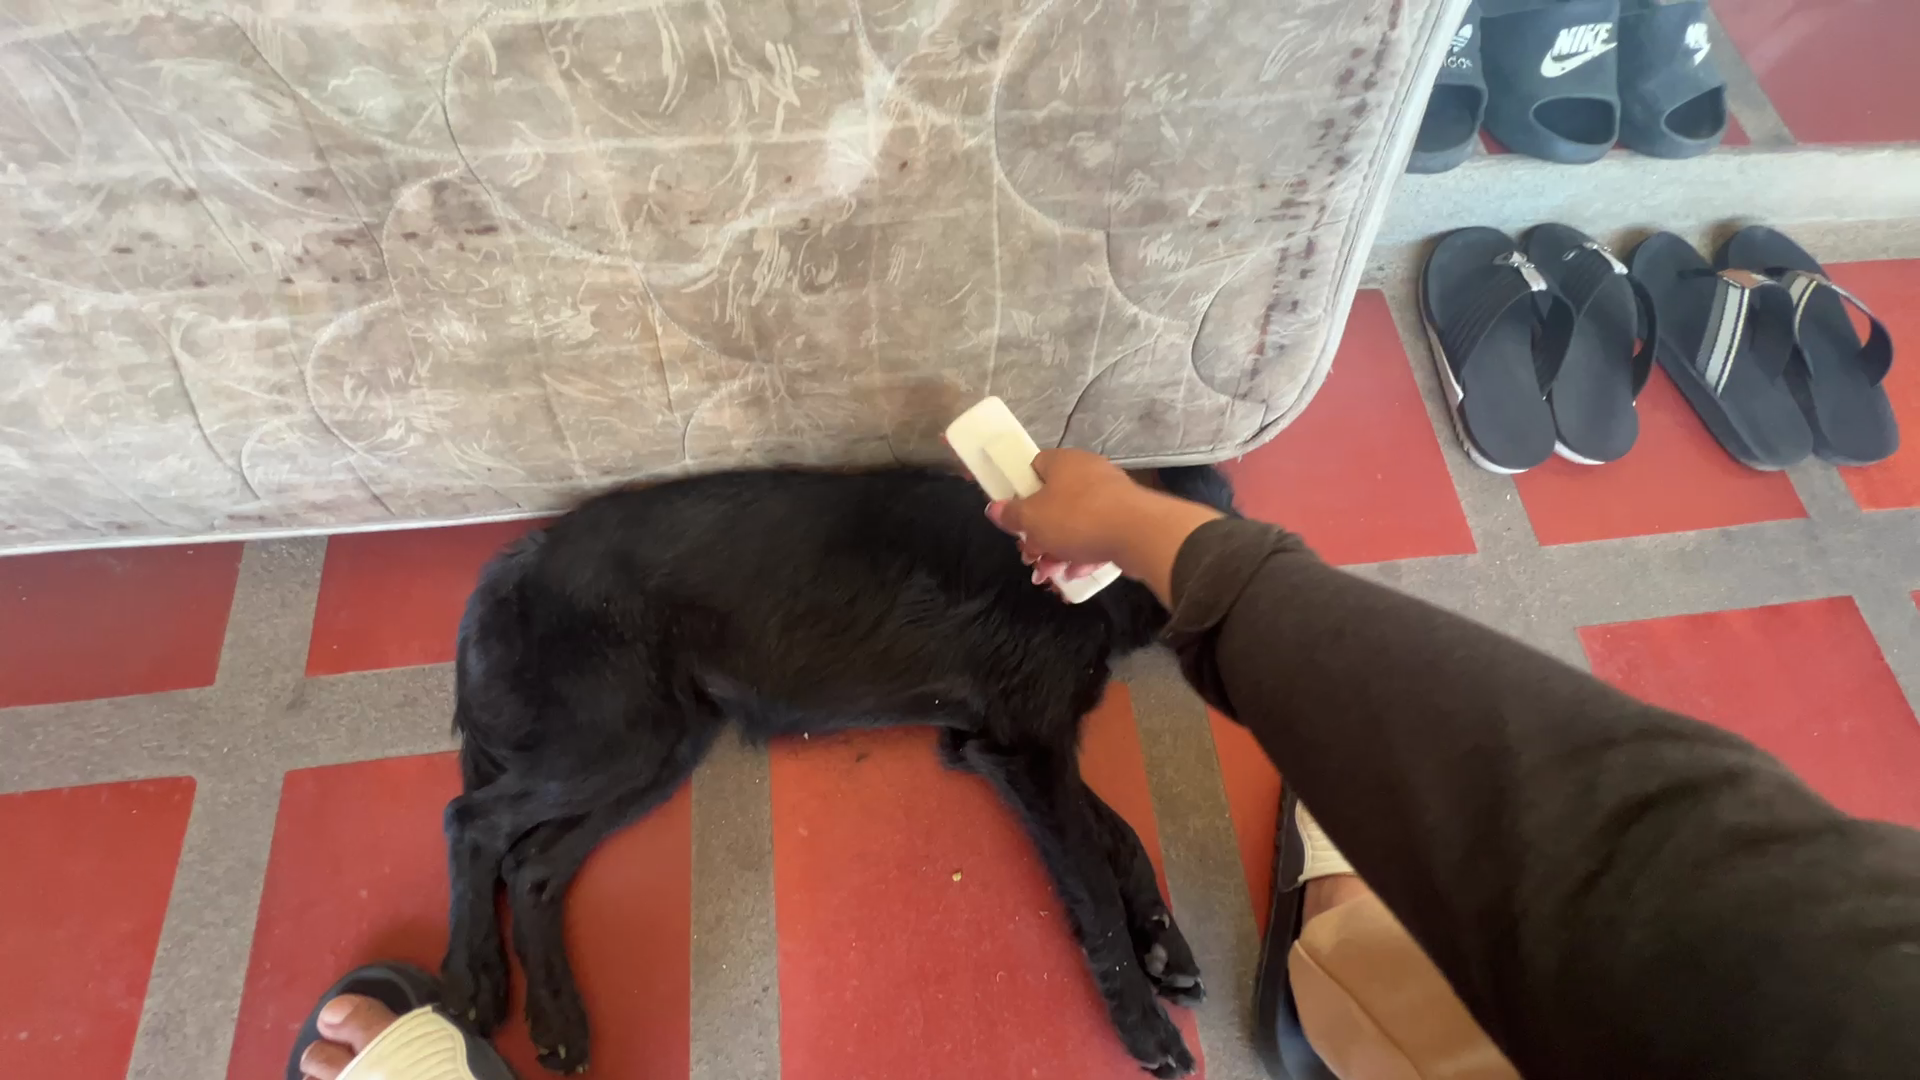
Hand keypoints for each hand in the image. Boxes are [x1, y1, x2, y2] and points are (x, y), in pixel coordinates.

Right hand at [985, 449, 1222, 604]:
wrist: (1140, 533)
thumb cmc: (1077, 518)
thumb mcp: (1032, 519)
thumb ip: (1011, 514)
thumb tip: (993, 508)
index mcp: (1062, 462)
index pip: (1033, 467)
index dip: (1020, 492)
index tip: (1015, 517)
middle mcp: (1087, 472)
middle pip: (1052, 501)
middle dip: (1038, 534)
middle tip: (1030, 556)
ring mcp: (1110, 495)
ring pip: (1074, 523)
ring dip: (1057, 549)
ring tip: (1049, 574)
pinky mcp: (1127, 518)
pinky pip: (1097, 534)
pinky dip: (1084, 553)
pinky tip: (1075, 573)